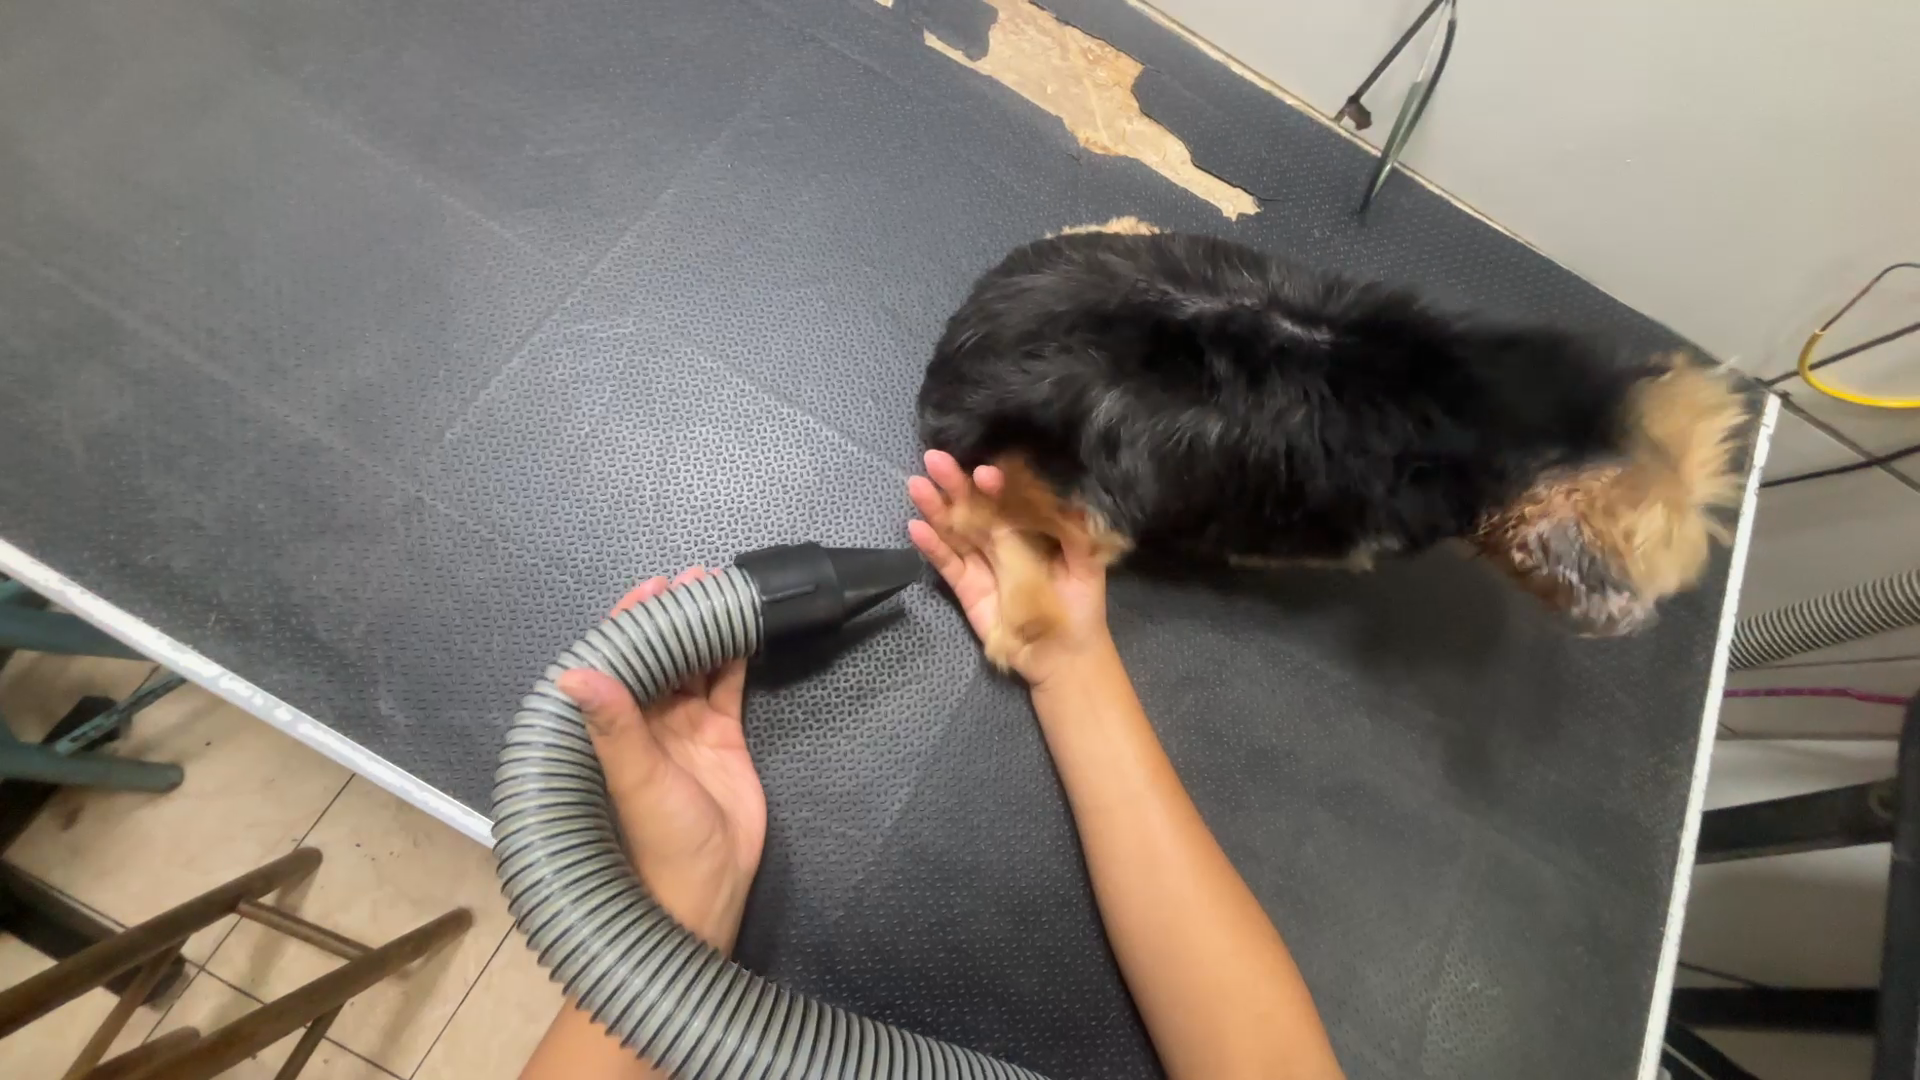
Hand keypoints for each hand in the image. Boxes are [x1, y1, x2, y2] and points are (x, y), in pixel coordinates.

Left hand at [554, 568, 764, 953]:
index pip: (619, 663)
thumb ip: (614, 727)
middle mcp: (648, 722)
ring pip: (695, 665)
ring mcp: (687, 727)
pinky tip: (744, 630)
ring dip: (706, 631)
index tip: (652, 586)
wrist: (708, 890)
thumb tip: (575, 674)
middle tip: (696, 579)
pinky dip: (735, 658)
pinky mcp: (723, 735)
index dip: (632, 623)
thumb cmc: (662, 840)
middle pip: (661, 657)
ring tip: (721, 592)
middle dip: (674, 617)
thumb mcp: (637, 781)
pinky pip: (727, 686)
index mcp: (617, 729)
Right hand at [907, 450, 1114, 686]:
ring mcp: (982, 562)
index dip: (996, 485)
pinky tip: (916, 528)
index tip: (986, 473)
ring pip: (956, 530)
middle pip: (975, 507)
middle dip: (955, 484)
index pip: (1010, 499)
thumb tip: (1069, 489)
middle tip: (935, 459)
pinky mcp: (966, 588)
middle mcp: (1003, 539)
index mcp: (1031, 528)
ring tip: (917, 485)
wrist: (1064, 655)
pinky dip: (932, 547)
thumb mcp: (1087, 562)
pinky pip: (947, 564)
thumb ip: (1076, 528)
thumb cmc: (1080, 605)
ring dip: (936, 509)